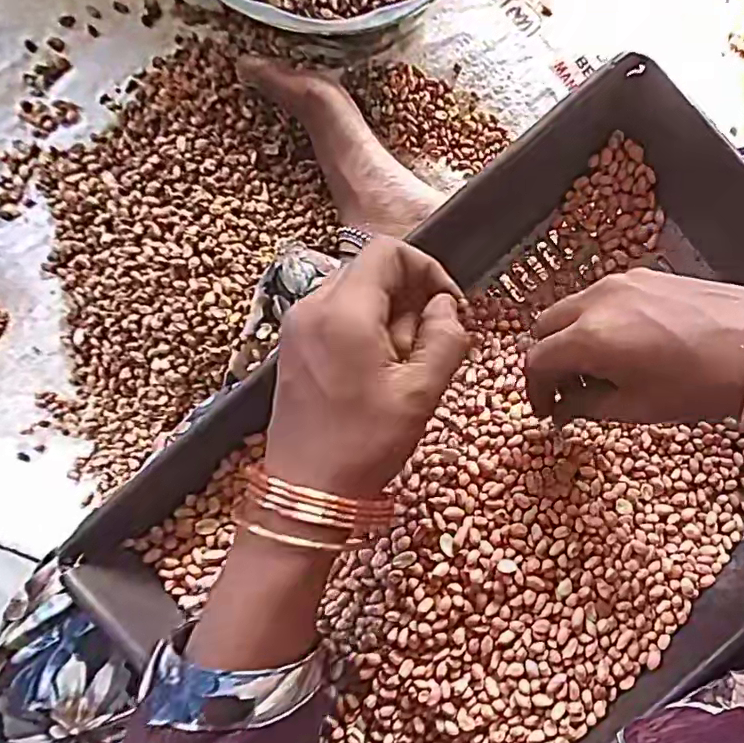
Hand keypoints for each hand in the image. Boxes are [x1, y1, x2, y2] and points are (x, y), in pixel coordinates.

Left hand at [265, 235, 469, 497]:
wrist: (308, 490)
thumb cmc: (365, 443)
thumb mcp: (421, 393)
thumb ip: (445, 339)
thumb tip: (446, 307)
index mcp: (343, 312)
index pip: (388, 252)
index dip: (428, 270)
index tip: (449, 307)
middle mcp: (311, 307)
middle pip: (372, 271)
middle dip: (410, 298)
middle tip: (428, 346)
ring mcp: (297, 327)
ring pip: (357, 294)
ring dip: (391, 317)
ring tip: (403, 365)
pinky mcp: (294, 347)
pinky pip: (339, 317)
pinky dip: (367, 331)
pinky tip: (378, 373)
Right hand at [524, 269, 743, 423]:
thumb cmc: (702, 385)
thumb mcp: (637, 408)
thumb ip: (586, 407)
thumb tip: (562, 409)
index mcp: (589, 337)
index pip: (536, 360)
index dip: (534, 391)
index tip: (547, 411)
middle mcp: (597, 300)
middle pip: (545, 328)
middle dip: (548, 362)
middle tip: (567, 394)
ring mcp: (621, 281)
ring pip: (571, 309)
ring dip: (569, 340)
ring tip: (597, 373)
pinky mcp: (644, 274)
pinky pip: (600, 298)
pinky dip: (594, 323)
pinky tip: (621, 348)